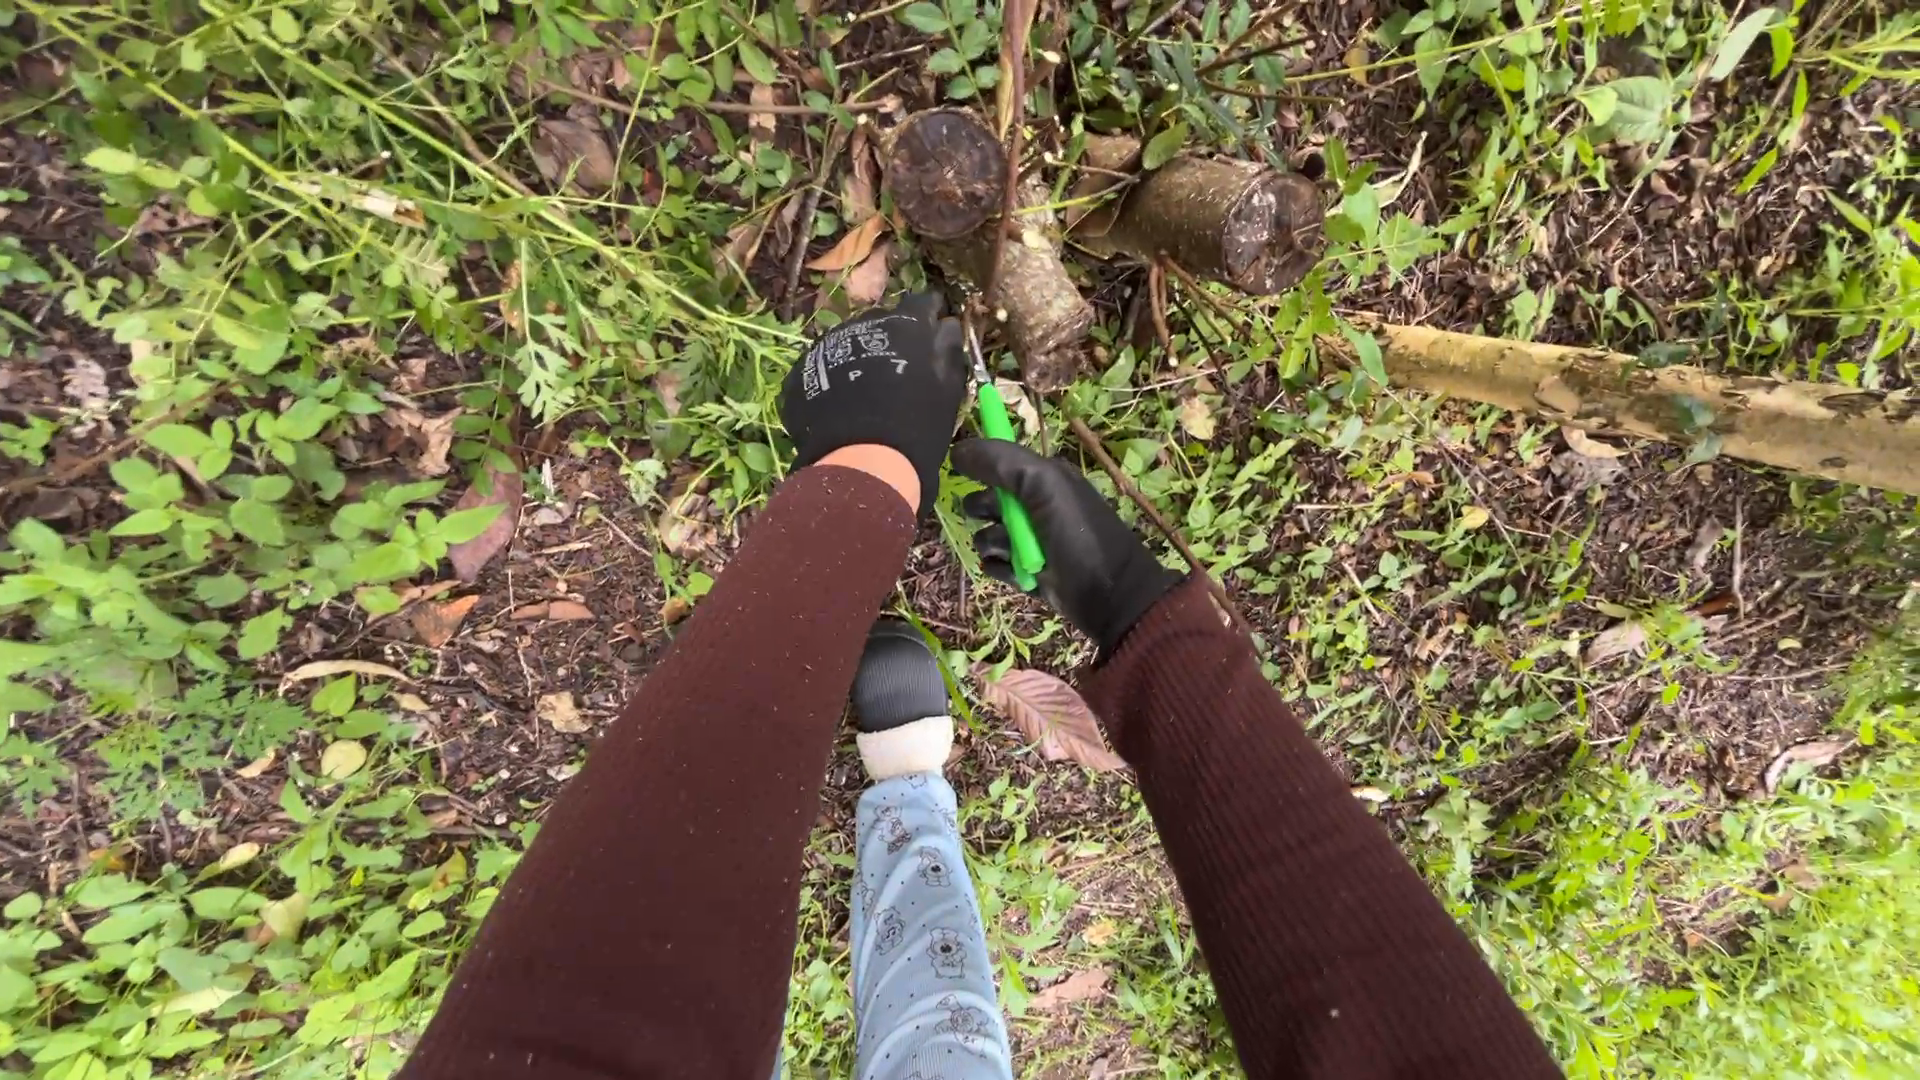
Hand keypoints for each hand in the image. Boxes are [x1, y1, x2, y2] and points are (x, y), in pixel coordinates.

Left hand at [779, 293, 966, 515]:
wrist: (864, 461)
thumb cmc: (918, 426)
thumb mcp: (947, 389)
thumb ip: (948, 352)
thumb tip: (946, 327)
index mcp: (907, 324)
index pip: (923, 303)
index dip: (930, 315)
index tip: (933, 330)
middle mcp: (866, 323)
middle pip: (883, 320)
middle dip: (892, 338)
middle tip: (900, 369)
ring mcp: (829, 343)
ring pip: (850, 341)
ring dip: (861, 357)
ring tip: (867, 391)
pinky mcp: (803, 368)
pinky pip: (824, 364)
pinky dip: (835, 378)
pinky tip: (842, 405)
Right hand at [951, 439, 1181, 655]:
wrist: (1108, 593)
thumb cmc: (1076, 532)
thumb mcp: (1043, 484)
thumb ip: (1001, 462)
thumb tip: (956, 451)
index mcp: (1043, 477)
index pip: (998, 462)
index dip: (979, 466)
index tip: (961, 473)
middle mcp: (1035, 504)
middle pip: (986, 499)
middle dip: (982, 508)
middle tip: (991, 516)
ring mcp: (1030, 539)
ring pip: (987, 534)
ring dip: (991, 542)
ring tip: (1010, 550)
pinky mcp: (1027, 570)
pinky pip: (995, 564)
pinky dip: (999, 567)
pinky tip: (1013, 570)